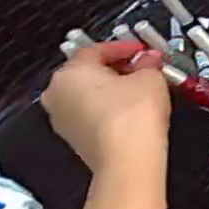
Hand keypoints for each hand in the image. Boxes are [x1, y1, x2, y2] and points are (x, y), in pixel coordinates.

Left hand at [41, 41, 169, 173]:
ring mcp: (63, 119)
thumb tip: (149, 60)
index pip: (97, 50)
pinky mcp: (75, 139)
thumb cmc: (132, 117)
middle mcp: (57, 93)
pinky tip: (133, 112)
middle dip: (119, 69)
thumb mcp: (150, 78)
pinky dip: (110, 110)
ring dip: (114, 90)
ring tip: (142, 92)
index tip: (142, 51)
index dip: (125, 48)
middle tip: (145, 70)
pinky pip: (92, 115)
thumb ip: (148, 64)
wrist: (128, 159)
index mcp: (70, 72)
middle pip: (90, 72)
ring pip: (89, 95)